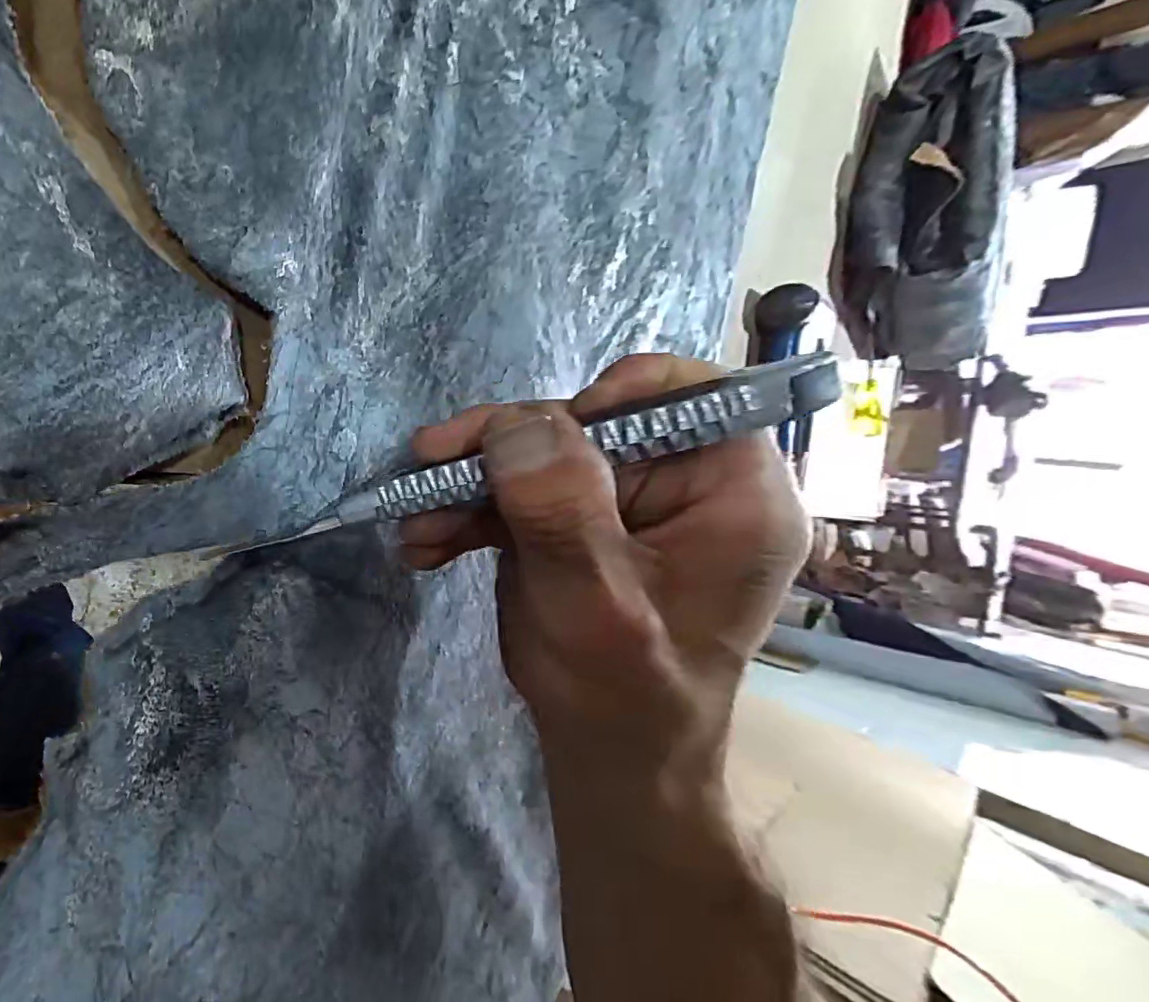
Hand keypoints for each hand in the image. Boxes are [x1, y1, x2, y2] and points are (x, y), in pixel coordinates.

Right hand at [402, 355, 811, 1000]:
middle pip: (587, 423)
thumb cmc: (624, 695)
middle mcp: (683, 480)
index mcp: (733, 490)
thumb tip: (513, 421)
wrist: (606, 755)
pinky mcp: (578, 519)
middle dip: (500, 450)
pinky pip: (521, 492)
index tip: (529, 438)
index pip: (686, 393)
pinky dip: (470, 513)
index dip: (604, 398)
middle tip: (429, 464)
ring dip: (470, 486)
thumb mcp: (595, 606)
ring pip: (539, 455)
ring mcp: (623, 499)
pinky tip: (426, 542)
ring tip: (415, 525)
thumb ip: (560, 512)